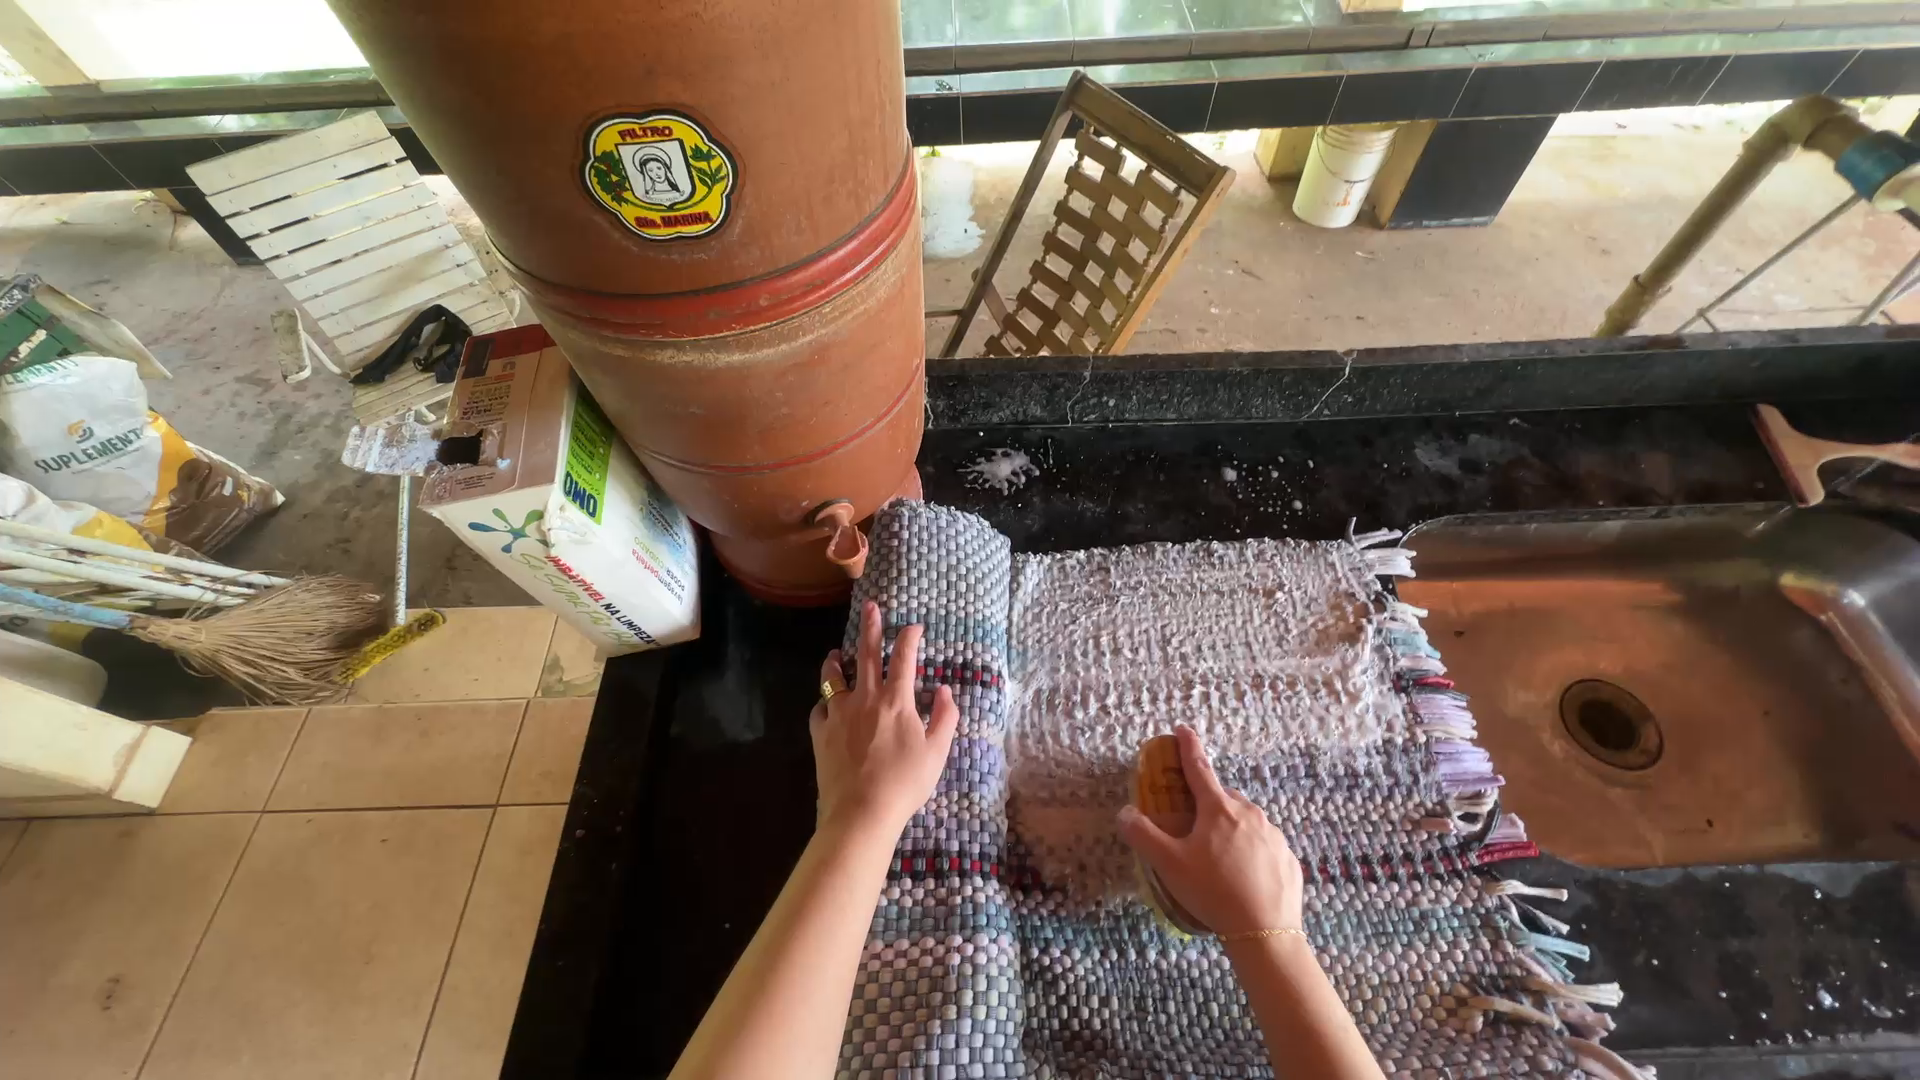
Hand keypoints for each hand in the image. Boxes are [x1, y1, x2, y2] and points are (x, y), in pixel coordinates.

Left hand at [809, 600, 958, 839]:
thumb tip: (947, 691)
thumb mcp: (937, 752)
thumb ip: (945, 718)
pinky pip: (819, 710)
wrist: (861, 812)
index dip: (910, 638)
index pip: (904, 659)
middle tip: (870, 607)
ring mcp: (839, 714)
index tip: (914, 626)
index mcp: (896, 700)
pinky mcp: (821, 733)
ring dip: (836, 661)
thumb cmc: (905, 783)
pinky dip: (824, 703)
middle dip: (871, 628)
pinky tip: (827, 704)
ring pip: (834, 678)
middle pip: (867, 655)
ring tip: (835, 653)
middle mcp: (865, 698)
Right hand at [1117, 725, 1304, 935]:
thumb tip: (1125, 813)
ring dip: (1230, 828)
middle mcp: (1249, 813)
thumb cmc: (1213, 892)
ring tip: (1219, 859)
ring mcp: (1274, 835)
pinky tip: (1243, 876)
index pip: (1199, 767)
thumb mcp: (1168, 864)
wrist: (1265, 933)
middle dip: (1207, 803)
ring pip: (1245, 820)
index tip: (1182, 729)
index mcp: (1218, 808)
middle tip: (1193, 828)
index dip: (1188, 746)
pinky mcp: (1289, 859)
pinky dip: (1252, 851)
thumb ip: (1142, 834)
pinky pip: (1264, 845)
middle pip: (1222, 798)